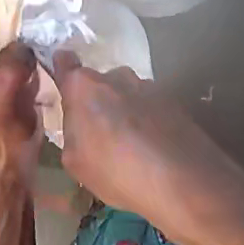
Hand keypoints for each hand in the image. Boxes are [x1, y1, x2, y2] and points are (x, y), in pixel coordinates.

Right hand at [54, 55, 243, 244]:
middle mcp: (116, 76)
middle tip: (98, 135)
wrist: (182, 181)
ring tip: (130, 148)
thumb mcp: (74, 161)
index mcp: (83, 86)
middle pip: (99, 84)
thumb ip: (72, 132)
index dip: (62, 71)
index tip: (63, 84)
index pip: (65, 63)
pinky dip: (147, 124)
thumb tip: (81, 125)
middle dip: (97, 103)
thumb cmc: (115, 170)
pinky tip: (152, 152)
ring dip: (125, 113)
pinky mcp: (175, 101)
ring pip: (127, 96)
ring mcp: (149, 86)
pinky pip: (150, 109)